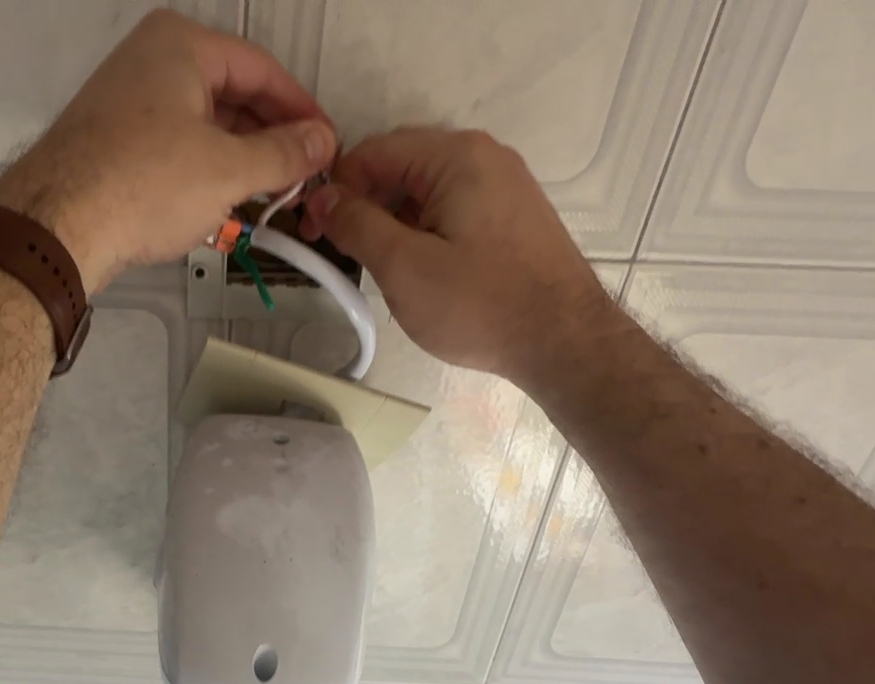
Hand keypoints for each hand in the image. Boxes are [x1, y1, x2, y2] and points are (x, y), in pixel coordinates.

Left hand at [0, 11, 335, 293]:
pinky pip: (174, 147)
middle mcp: (152, 61)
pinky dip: (204, 172)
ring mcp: (128, 101)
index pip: (262, 70)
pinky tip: (221, 204)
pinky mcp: (114, 141)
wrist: (59, 226)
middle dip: (269, 140)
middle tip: (300, 178)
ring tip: (266, 198)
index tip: (326, 144)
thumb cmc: (144, 185)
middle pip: (232, 96)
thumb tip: (321, 142)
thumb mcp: (227, 170)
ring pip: (203, 126)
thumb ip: (283, 154)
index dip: (301, 111)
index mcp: (182, 45)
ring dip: (238, 162)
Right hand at [298, 128, 619, 381]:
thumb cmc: (479, 304)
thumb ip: (356, 225)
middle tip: (340, 254)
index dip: (335, 189)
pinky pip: (451, 211)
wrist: (563, 342)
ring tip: (376, 269)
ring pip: (425, 193)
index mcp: (456, 156)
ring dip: (391, 223)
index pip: (374, 151)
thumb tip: (321, 197)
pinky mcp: (511, 218)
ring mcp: (503, 186)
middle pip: (401, 167)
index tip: (312, 233)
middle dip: (363, 206)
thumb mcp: (403, 267)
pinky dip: (421, 232)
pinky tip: (416, 271)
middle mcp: (483, 157)